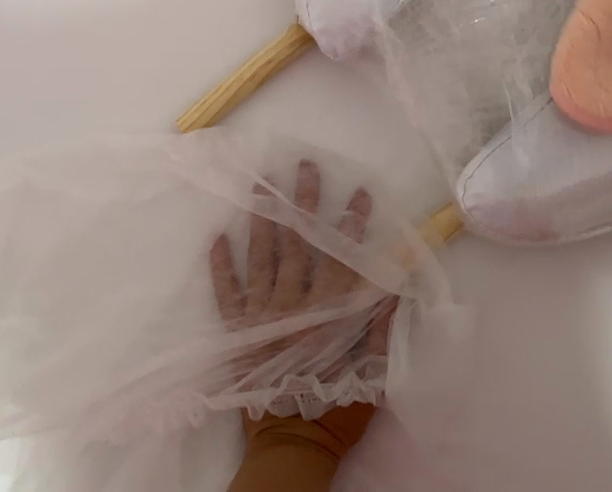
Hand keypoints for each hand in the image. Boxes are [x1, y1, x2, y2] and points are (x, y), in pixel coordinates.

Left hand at [211, 161, 389, 488]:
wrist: (293, 443)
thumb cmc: (338, 405)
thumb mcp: (373, 370)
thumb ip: (381, 325)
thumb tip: (394, 282)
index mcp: (327, 314)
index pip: (342, 258)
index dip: (352, 225)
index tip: (359, 192)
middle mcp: (293, 305)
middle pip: (300, 244)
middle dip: (303, 203)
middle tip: (303, 167)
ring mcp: (262, 315)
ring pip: (263, 257)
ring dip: (264, 219)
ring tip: (262, 185)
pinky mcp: (238, 331)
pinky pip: (226, 293)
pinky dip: (221, 266)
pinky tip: (217, 237)